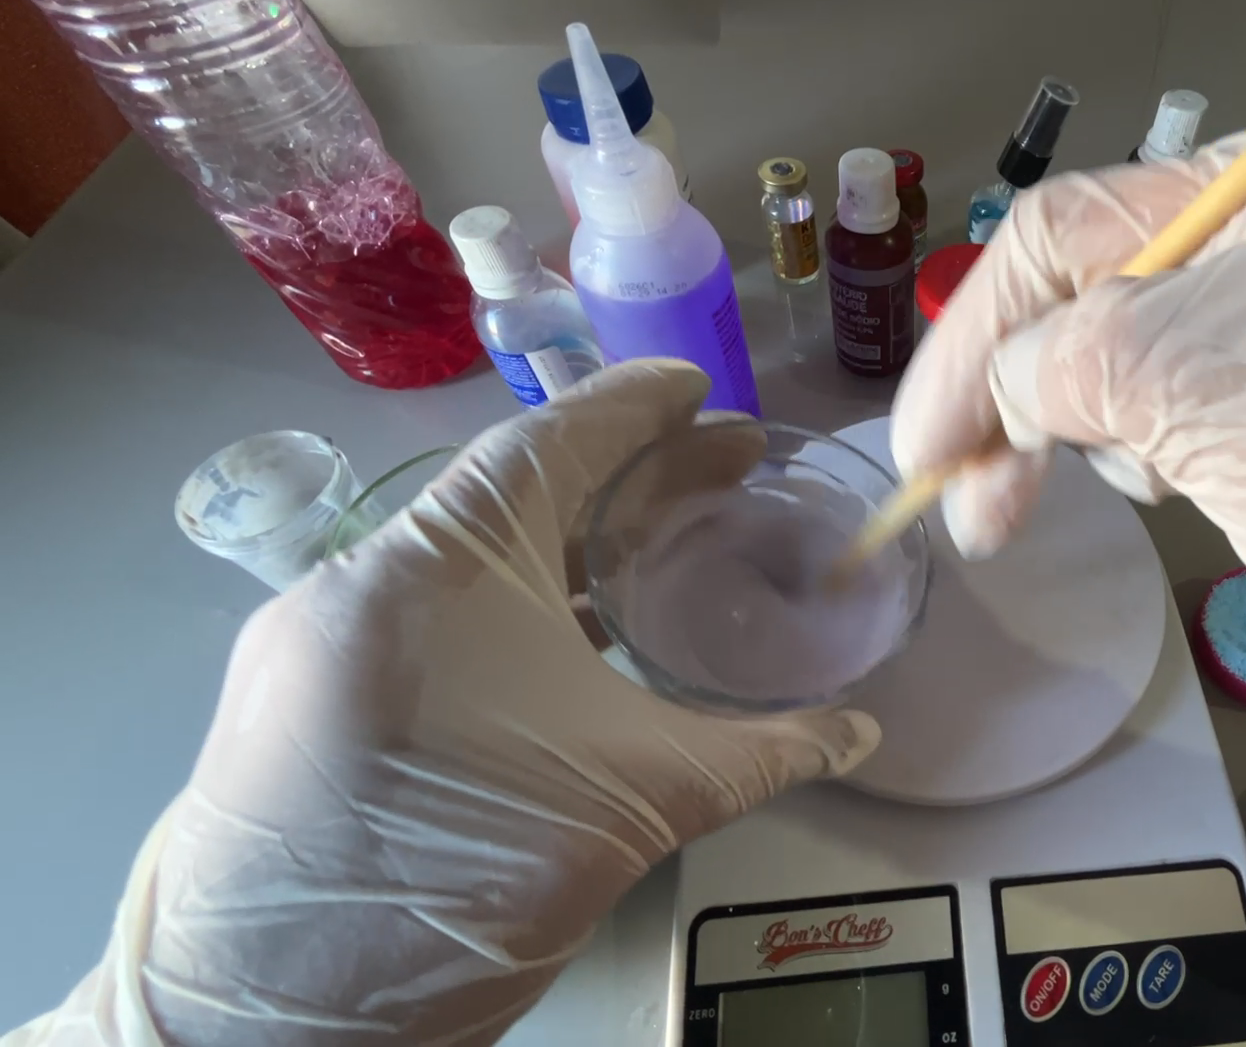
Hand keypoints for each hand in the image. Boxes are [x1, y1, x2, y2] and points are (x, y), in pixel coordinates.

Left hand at [14, 361, 877, 1046]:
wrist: (262, 1038)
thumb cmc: (453, 890)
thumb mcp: (632, 807)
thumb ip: (762, 755)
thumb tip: (860, 733)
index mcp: (436, 581)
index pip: (544, 447)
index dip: (630, 404)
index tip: (702, 386)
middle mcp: (377, 584)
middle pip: (531, 488)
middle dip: (641, 464)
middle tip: (735, 456)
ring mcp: (344, 633)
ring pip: (496, 543)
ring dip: (595, 523)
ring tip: (688, 517)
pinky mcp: (335, 683)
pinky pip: (465, 594)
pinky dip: (550, 579)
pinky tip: (605, 606)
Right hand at [893, 119, 1245, 877]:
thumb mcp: (1236, 393)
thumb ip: (1089, 363)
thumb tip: (1008, 389)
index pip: (1068, 239)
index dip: (975, 340)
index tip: (922, 444)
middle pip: (1083, 301)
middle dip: (1008, 400)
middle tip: (964, 504)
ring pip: (1113, 364)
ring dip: (1060, 434)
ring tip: (1048, 503)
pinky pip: (1159, 414)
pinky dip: (1121, 455)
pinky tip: (1140, 488)